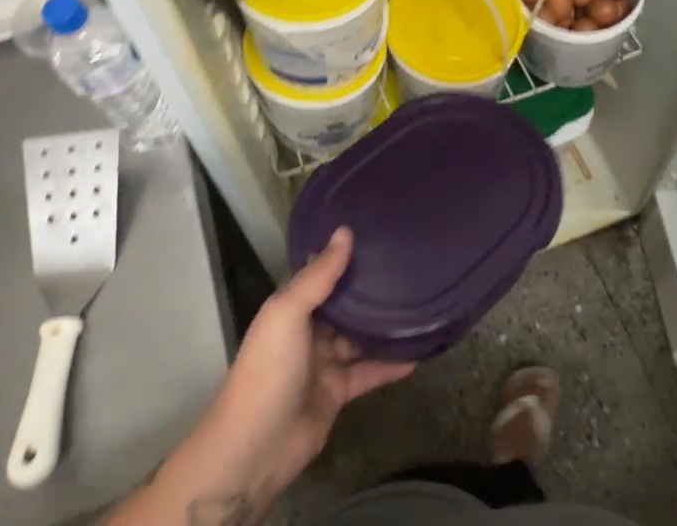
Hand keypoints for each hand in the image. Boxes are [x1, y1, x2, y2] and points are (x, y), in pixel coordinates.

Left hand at [200, 227, 415, 494]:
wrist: (257, 445)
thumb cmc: (269, 369)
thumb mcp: (288, 313)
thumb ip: (319, 276)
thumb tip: (346, 231)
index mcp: (288, 308)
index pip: (318, 275)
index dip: (342, 257)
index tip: (376, 236)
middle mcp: (306, 332)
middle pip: (341, 306)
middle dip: (367, 290)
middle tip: (407, 267)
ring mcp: (322, 364)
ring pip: (358, 339)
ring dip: (382, 327)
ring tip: (419, 306)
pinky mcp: (337, 393)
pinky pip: (368, 373)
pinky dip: (390, 365)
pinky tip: (418, 354)